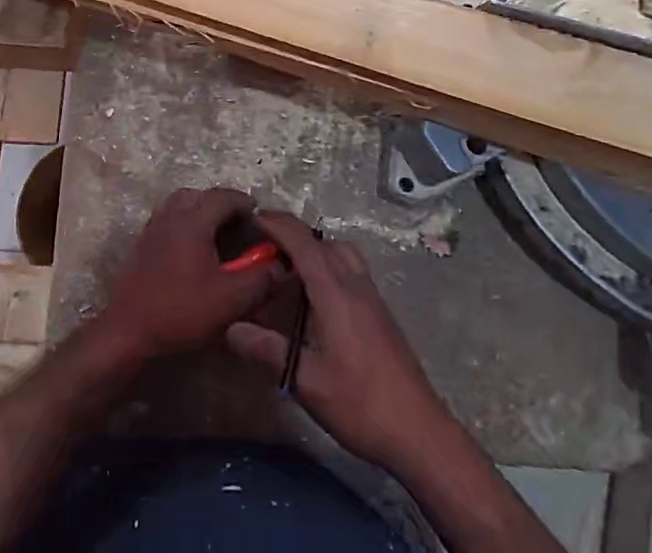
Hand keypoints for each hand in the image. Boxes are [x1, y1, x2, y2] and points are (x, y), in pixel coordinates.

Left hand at [99, 187, 278, 361]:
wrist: (129, 329)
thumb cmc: (182, 310)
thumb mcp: (232, 299)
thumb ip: (261, 278)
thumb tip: (280, 265)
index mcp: (192, 221)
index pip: (222, 196)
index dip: (243, 202)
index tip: (258, 214)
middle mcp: (170, 216)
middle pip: (197, 195)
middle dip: (220, 203)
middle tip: (238, 222)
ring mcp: (151, 228)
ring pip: (178, 204)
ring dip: (199, 210)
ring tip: (215, 231)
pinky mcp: (140, 244)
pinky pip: (166, 219)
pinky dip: (182, 222)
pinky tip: (191, 248)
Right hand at [226, 212, 453, 468]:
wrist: (421, 434)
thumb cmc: (362, 405)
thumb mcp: (307, 382)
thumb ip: (268, 351)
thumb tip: (230, 329)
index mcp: (337, 296)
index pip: (305, 245)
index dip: (279, 226)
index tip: (253, 217)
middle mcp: (357, 288)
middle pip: (325, 243)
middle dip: (294, 236)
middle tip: (263, 248)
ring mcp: (373, 300)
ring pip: (343, 255)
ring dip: (315, 251)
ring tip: (287, 272)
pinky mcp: (380, 315)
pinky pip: (351, 273)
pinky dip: (328, 269)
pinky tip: (313, 301)